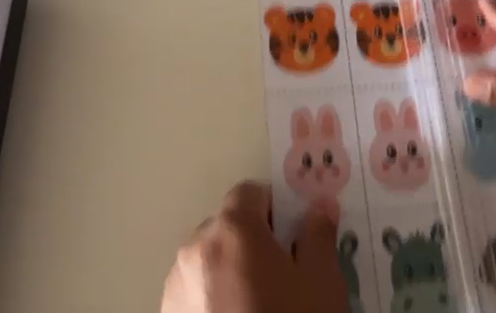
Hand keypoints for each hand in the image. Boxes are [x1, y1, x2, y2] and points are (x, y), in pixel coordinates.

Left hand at [161, 181, 349, 312]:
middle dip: (254, 242)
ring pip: (210, 260)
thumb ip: (318, 235)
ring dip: (231, 270)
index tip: (294, 236)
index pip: (251, 193)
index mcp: (231, 229)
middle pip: (228, 226)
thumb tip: (319, 207)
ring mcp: (175, 287)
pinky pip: (195, 292)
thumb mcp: (320, 282)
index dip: (276, 209)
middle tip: (283, 276)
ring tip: (260, 306)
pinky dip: (213, 299)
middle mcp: (194, 249)